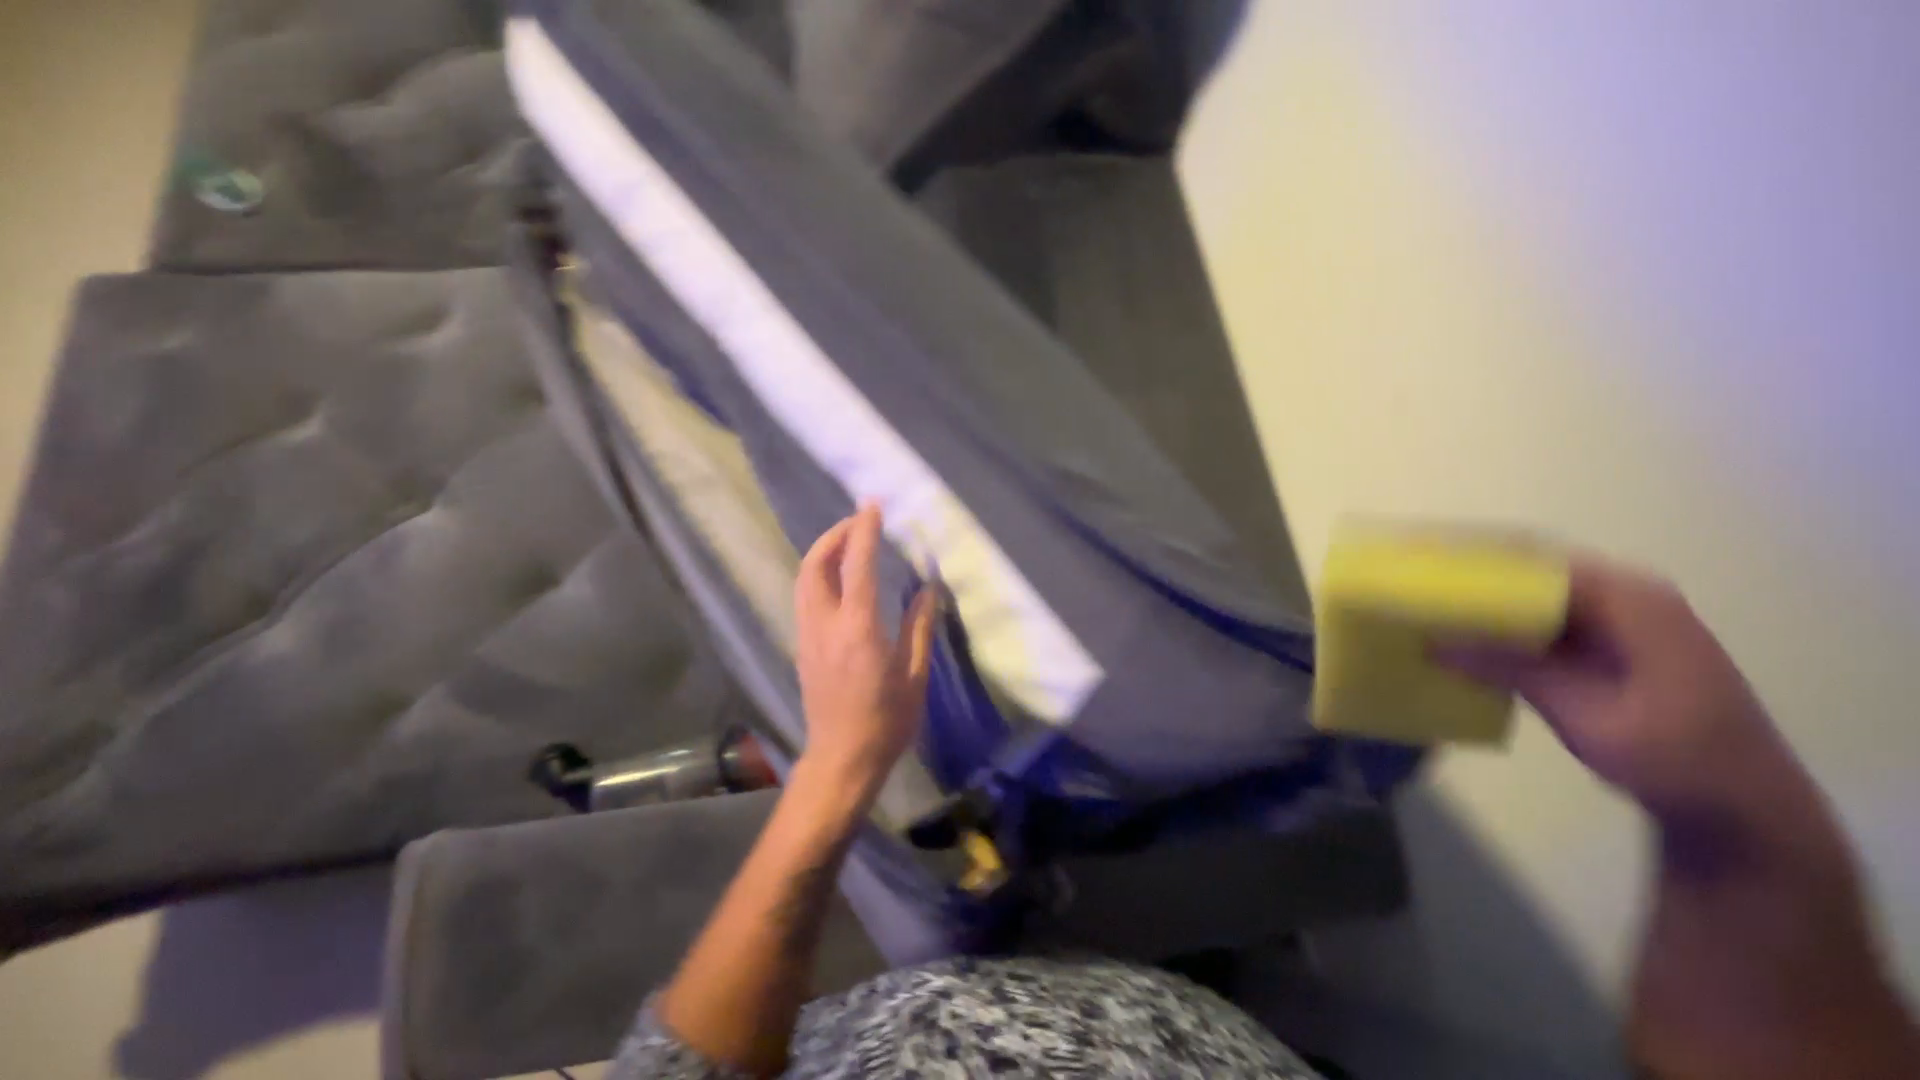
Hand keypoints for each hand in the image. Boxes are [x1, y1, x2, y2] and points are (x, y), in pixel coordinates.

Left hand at [792, 505, 941, 801]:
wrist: (842, 759)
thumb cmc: (886, 722)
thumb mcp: (914, 676)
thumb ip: (919, 628)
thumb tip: (927, 588)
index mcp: (858, 630)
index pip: (857, 566)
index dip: (863, 531)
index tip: (872, 506)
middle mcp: (825, 625)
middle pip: (815, 565)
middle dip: (833, 536)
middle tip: (858, 522)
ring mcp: (808, 636)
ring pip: (804, 580)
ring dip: (822, 553)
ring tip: (848, 544)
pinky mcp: (802, 648)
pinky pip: (805, 598)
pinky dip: (818, 575)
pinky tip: (839, 580)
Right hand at [1441, 558, 1806, 820]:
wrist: (1742, 811)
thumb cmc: (1674, 759)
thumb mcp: (1587, 715)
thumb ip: (1513, 669)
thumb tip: (1435, 640)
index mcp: (1631, 600)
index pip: (1538, 560)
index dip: (1479, 561)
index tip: (1423, 567)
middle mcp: (1626, 598)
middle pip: (1535, 574)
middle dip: (1474, 582)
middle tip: (1413, 591)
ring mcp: (1621, 624)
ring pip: (1537, 599)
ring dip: (1487, 608)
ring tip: (1425, 613)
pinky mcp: (1611, 650)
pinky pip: (1547, 625)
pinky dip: (1507, 632)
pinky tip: (1465, 645)